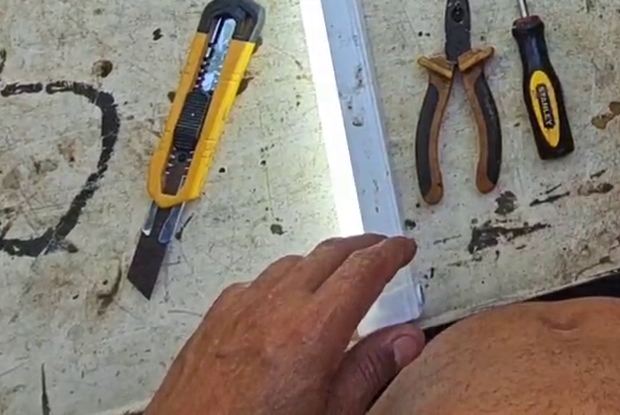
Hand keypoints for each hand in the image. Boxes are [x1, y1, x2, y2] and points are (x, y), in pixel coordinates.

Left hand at [147, 234, 423, 414]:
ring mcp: (241, 310)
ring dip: (322, 262)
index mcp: (313, 330)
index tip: (404, 249)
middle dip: (362, 247)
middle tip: (381, 253)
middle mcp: (278, 307)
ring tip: (336, 277)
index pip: (364, 269)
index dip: (391, 253)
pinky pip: (256, 283)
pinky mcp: (213, 321)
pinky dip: (281, 281)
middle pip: (331, 253)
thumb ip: (369, 372)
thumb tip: (406, 338)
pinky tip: (283, 302)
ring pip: (294, 262)